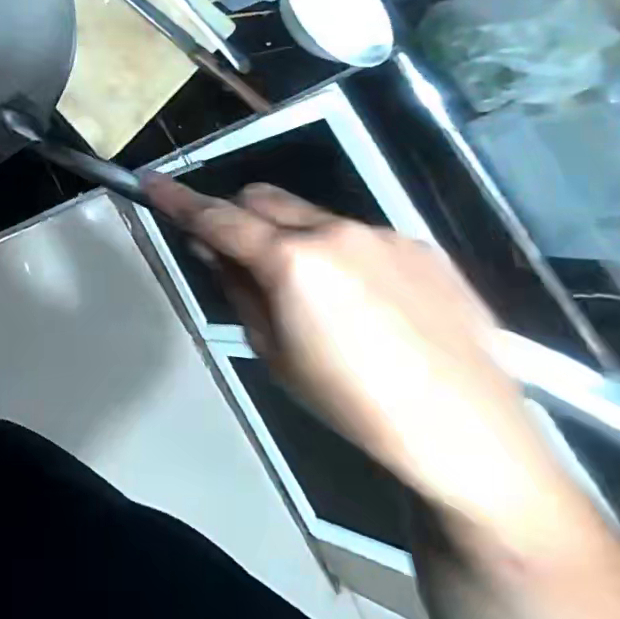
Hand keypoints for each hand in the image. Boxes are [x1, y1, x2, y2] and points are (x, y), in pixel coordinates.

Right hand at [147, 176, 583, 539]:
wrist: (470, 435)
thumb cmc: (351, 403)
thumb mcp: (273, 351)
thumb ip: (238, 288)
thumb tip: (213, 248)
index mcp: (292, 260)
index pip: (218, 217)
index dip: (178, 200)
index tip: (149, 183)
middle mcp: (336, 230)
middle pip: (262, 198)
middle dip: (235, 214)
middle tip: (230, 253)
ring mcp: (384, 234)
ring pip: (311, 214)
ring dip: (288, 234)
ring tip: (308, 290)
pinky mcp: (422, 247)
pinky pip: (358, 233)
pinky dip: (335, 250)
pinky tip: (361, 299)